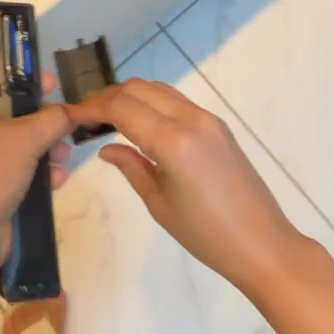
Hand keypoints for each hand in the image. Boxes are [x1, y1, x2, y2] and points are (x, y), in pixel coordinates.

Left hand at [0, 71, 72, 265]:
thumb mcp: (28, 137)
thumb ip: (54, 118)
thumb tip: (73, 110)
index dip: (25, 77)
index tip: (52, 85)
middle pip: (12, 110)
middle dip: (43, 119)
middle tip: (66, 122)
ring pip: (18, 141)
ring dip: (45, 146)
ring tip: (65, 155)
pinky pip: (17, 166)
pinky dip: (37, 170)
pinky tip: (58, 179)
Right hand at [67, 79, 313, 292]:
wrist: (263, 244)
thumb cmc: (206, 235)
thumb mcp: (160, 204)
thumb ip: (131, 167)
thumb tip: (106, 147)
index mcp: (173, 142)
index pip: (122, 108)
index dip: (93, 107)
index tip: (70, 114)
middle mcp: (190, 119)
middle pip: (138, 88)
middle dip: (108, 97)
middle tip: (85, 115)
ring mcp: (206, 117)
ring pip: (157, 89)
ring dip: (129, 96)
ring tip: (107, 116)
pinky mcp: (216, 123)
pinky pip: (175, 100)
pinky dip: (151, 101)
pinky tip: (138, 121)